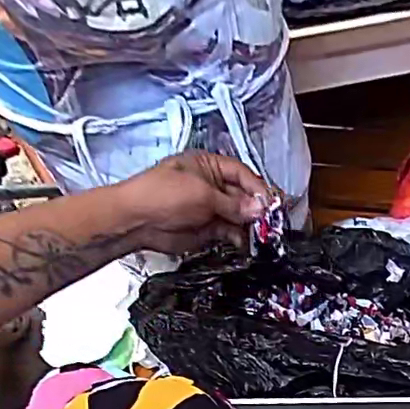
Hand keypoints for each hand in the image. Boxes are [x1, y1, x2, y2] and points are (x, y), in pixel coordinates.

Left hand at [114, 151, 272, 254]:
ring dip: (251, 226)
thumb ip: (234, 204)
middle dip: (257, 209)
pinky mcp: (209, 228)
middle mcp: (213, 185)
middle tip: (270, 222)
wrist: (138, 221)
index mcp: (208, 166)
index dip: (258, 188)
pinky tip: (245, 243)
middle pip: (244, 196)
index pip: (242, 174)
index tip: (271, 204)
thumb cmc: (163, 195)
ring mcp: (212, 208)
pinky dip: (240, 238)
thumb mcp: (202, 195)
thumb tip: (260, 210)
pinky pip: (232, 232)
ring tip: (260, 235)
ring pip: (240, 216)